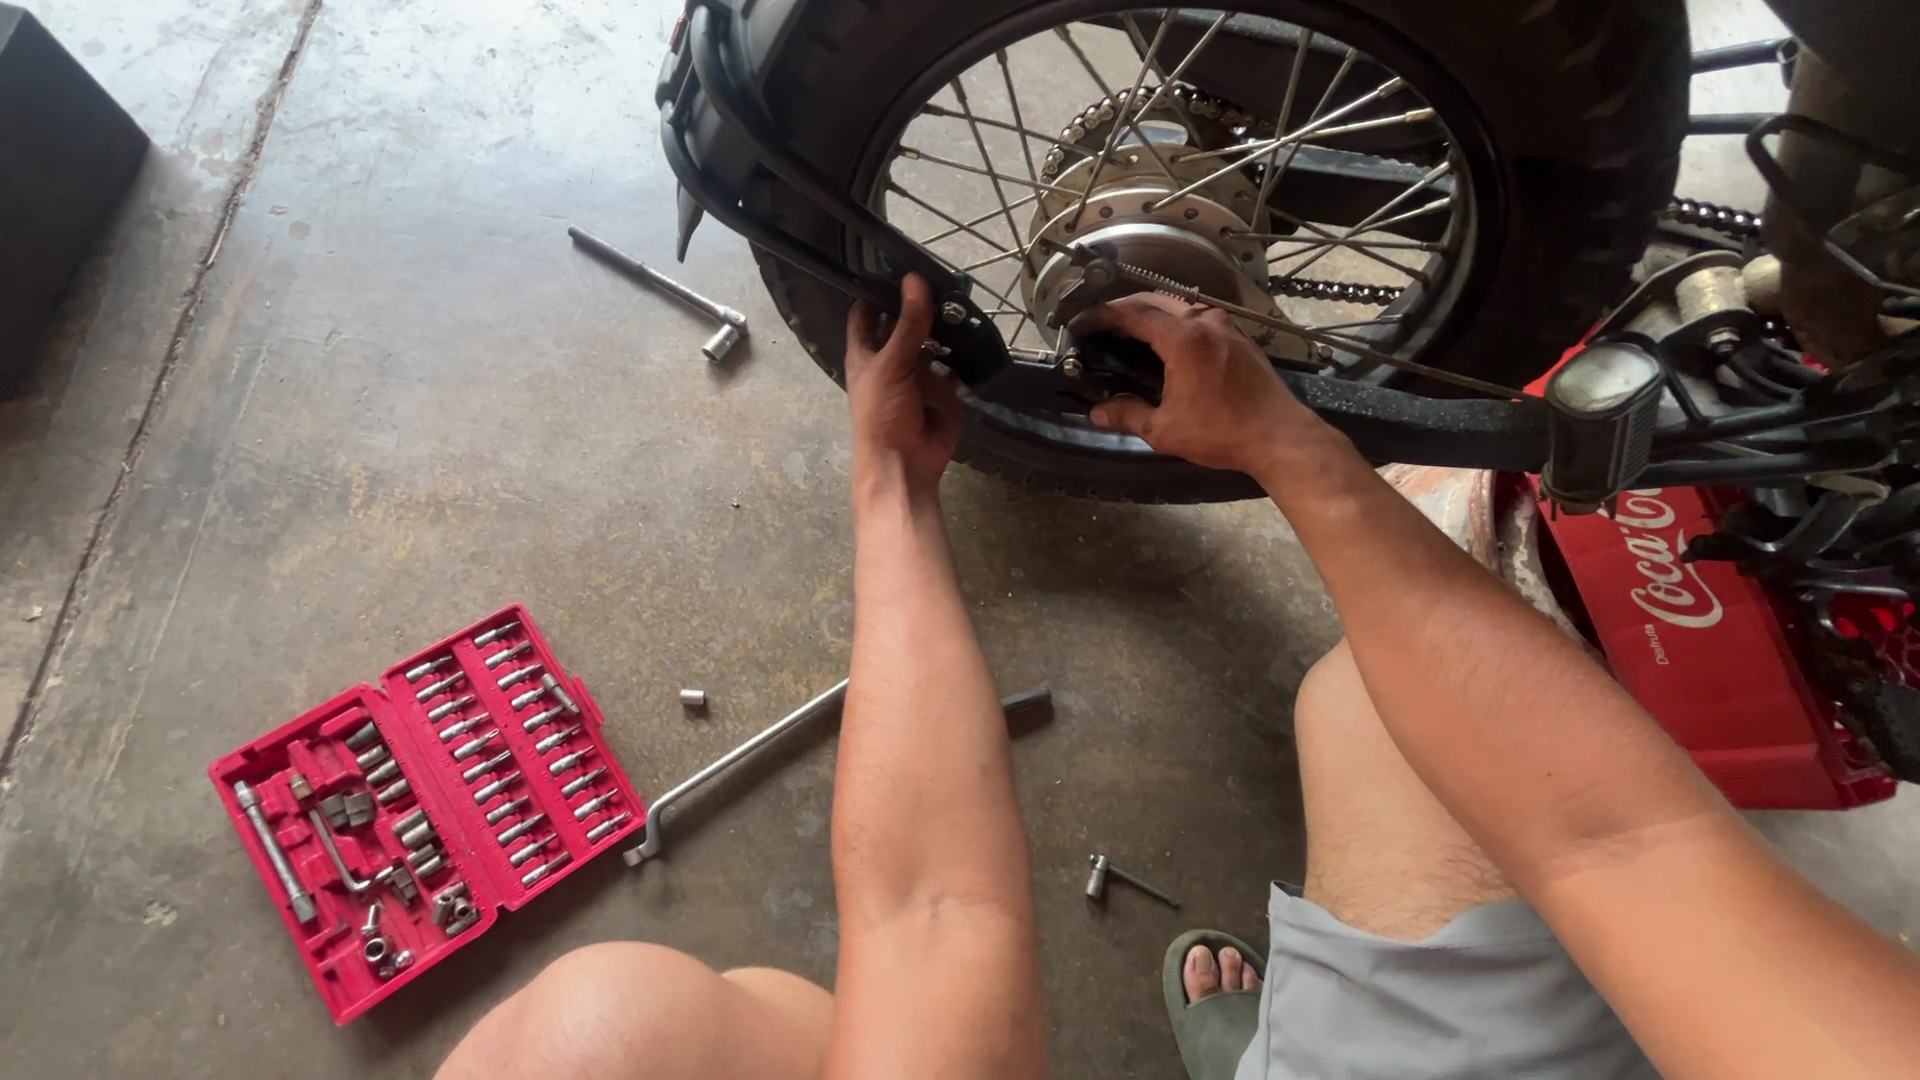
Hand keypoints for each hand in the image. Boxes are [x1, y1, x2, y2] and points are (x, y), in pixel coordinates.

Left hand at [845, 274, 962, 495]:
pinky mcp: (943, 390)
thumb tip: (916, 280)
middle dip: (921, 305)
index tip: (897, 263)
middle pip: (905, 324)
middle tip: (943, 274)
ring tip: (964, 296)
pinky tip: (976, 332)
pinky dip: (964, 355)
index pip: (866, 312)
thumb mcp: (891, 364)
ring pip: (933, 342)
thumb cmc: (882, 414)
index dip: (877, 289)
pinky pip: (955, 367)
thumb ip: (907, 324)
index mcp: (866, 353)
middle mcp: (891, 360)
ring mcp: (919, 374)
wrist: (905, 461)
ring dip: (945, 326)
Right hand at [1072, 293, 1321, 475]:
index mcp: (1183, 339)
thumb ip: (1127, 415)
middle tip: (1100, 324)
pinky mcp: (1237, 338)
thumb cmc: (1222, 432)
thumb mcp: (1164, 430)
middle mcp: (1205, 322)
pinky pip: (1197, 318)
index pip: (1133, 313)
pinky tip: (1163, 343)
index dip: (1103, 315)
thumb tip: (1098, 414)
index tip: (1083, 322)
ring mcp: (1225, 327)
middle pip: (1155, 300)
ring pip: (1178, 305)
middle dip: (1123, 308)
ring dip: (1150, 312)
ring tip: (1127, 331)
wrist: (1279, 436)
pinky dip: (1173, 322)